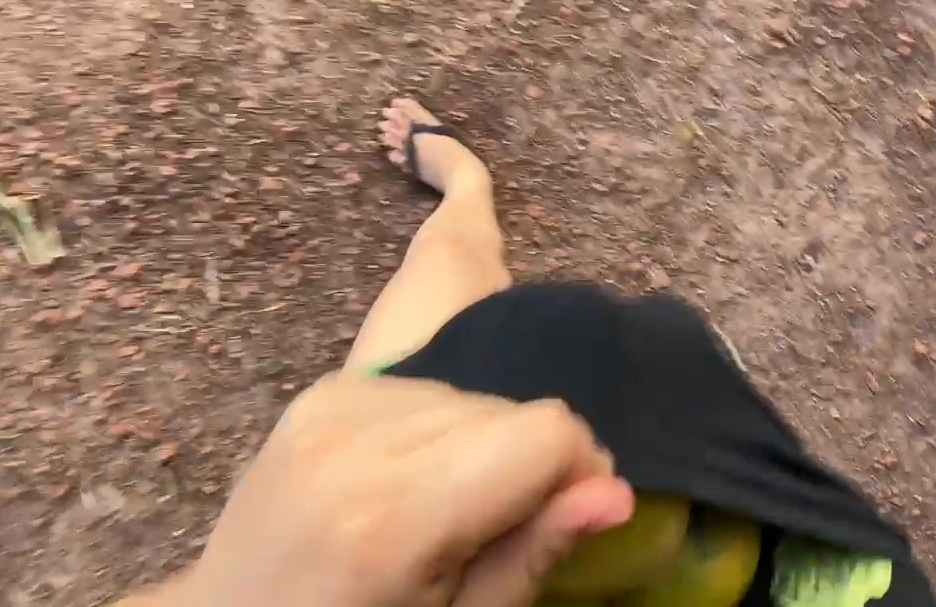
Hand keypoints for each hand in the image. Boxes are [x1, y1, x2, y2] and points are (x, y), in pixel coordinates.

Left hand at [166, 374, 634, 606]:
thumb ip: (531, 552)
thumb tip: (615, 492)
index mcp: (389, 519)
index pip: (540, 431)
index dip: (580, 465)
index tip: (572, 510)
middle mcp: (357, 440)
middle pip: (508, 407)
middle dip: (527, 459)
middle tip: (495, 526)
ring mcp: (331, 403)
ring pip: (472, 390)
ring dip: (483, 440)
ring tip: (446, 503)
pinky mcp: (320, 388)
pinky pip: (426, 384)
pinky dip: (440, 425)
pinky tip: (409, 474)